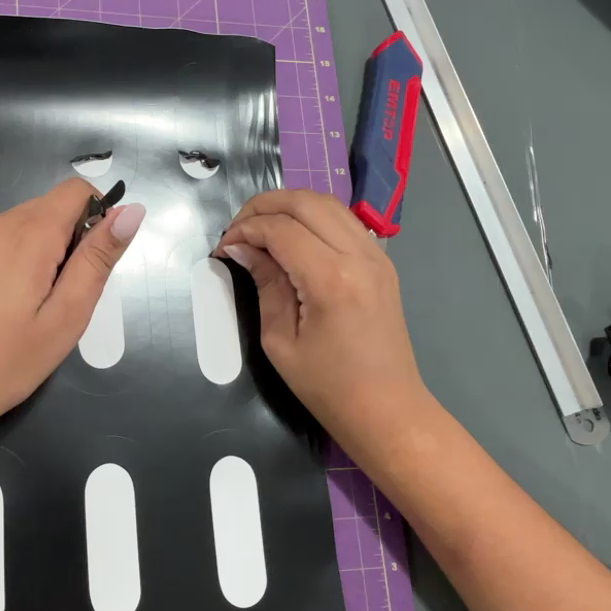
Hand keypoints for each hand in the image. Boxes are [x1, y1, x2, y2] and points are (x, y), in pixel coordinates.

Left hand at [0, 179, 144, 465]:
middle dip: (65, 240)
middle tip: (58, 297)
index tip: (90, 263)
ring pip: (18, 223)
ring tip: (27, 305)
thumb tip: (130, 211)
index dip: (95, 217)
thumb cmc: (8, 363)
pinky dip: (7, 258)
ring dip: (36, 250)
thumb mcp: (67, 317)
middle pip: (47, 207)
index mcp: (28, 237)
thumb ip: (98, 259)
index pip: (75, 190)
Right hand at [216, 190, 432, 452]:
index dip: (246, 230)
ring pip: (328, 203)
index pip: (280, 229)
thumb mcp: (280, 342)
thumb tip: (242, 249)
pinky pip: (344, 221)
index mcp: (331, 280)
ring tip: (260, 229)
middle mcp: (359, 256)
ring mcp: (377, 256)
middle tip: (238, 230)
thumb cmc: (328, 387)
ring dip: (290, 206)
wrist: (387, 408)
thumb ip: (265, 285)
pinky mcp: (382, 262)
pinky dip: (313, 217)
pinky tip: (292, 238)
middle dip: (264, 206)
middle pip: (306, 202)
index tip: (224, 248)